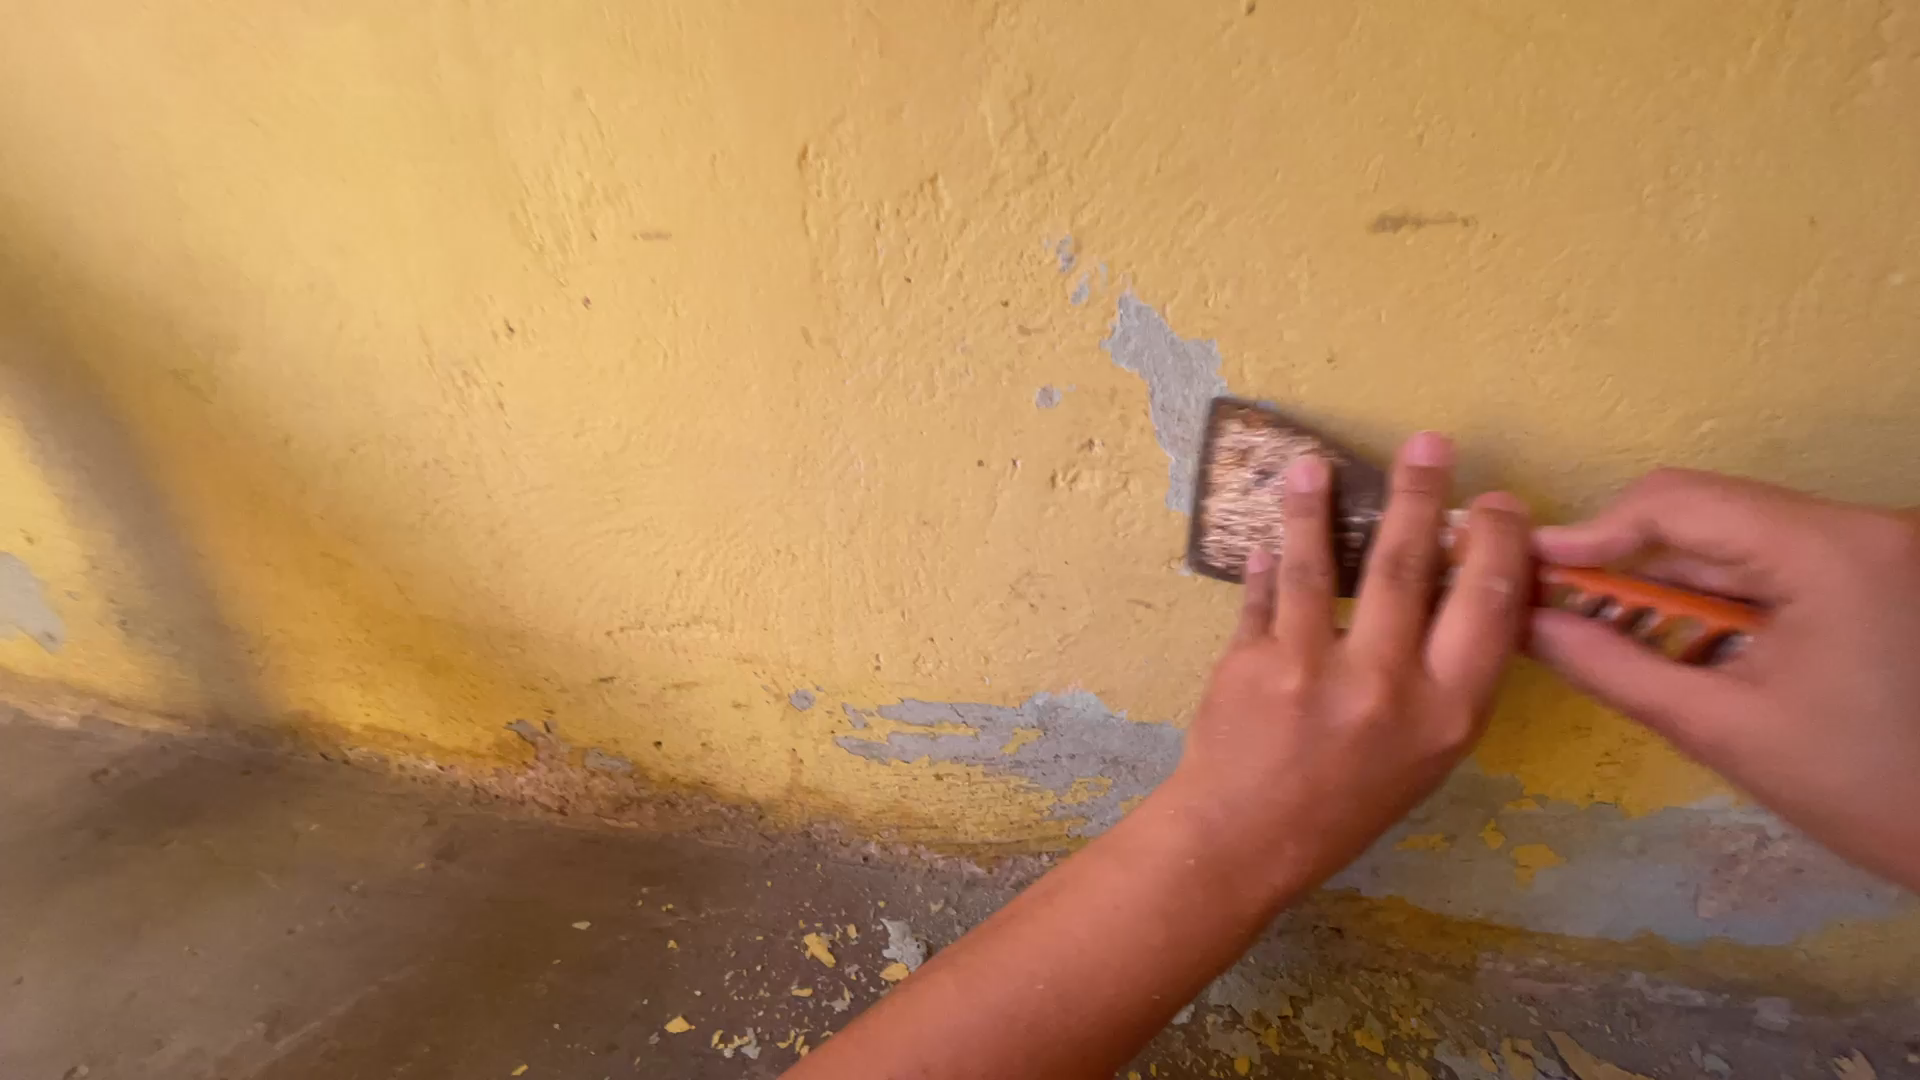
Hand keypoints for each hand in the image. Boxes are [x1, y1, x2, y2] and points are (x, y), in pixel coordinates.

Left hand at [1166, 432, 1533, 895]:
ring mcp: (1310, 667)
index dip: (1497, 543)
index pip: (1487, 605)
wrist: (1249, 835)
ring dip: (1315, 508)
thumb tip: (1443, 593)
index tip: (1495, 501)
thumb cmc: (1344, 803)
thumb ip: (1437, 681)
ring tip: (1312, 465)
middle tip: (1427, 444)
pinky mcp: (1249, 661)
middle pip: (1407, 566)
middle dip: (1420, 496)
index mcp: (1446, 712)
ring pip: (1319, 565)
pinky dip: (1265, 565)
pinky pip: (1262, 596)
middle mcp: (1385, 683)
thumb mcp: (1421, 756)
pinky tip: (1266, 540)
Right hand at [1530, 468, 1919, 890]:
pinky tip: (1698, 642)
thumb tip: (1523, 622)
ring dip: (1665, 581)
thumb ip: (1608, 667)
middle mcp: (1867, 529)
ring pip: (1733, 537)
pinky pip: (1775, 561)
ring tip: (1621, 634)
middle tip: (1566, 610)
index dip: (1589, 531)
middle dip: (1621, 561)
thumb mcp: (1721, 730)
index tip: (1533, 573)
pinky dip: (1716, 593)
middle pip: (1701, 514)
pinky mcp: (1892, 576)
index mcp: (1831, 552)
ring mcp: (1887, 550)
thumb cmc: (1882, 789)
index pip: (1672, 502)